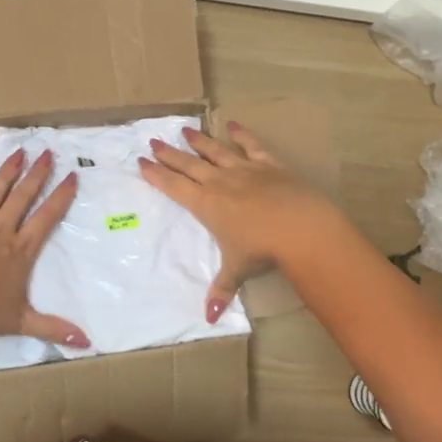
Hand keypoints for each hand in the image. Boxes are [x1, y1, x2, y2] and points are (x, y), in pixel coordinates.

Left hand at [0, 148, 89, 347]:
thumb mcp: (21, 323)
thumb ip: (54, 329)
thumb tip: (87, 344)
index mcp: (21, 251)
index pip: (47, 217)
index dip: (61, 196)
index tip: (72, 176)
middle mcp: (0, 231)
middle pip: (23, 196)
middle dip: (38, 173)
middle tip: (48, 152)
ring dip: (7, 170)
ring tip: (18, 151)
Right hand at [139, 123, 350, 323]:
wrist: (300, 227)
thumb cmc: (261, 250)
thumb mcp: (237, 271)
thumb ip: (221, 290)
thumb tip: (208, 317)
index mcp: (206, 205)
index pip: (174, 187)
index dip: (156, 175)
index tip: (141, 162)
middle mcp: (221, 182)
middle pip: (189, 165)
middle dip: (170, 154)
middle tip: (154, 142)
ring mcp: (246, 170)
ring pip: (216, 151)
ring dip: (199, 141)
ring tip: (184, 130)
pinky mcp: (269, 165)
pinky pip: (252, 145)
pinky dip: (242, 134)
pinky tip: (233, 123)